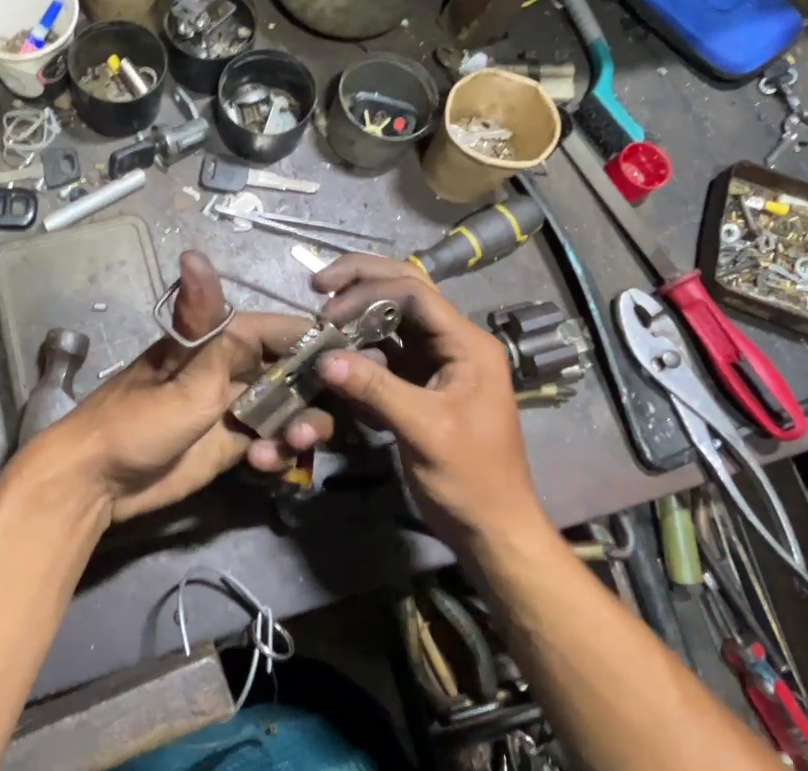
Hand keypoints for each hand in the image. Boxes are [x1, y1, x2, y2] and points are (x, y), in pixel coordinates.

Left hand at [35, 251, 331, 522]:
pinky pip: (272, 442)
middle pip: (294, 374)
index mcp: (220, 343)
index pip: (282, 331)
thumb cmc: (136, 422)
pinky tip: (262, 464)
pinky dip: (277, 452)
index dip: (317, 342)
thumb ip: (214, 327)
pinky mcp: (231, 445)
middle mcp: (232, 370)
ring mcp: (233, 409)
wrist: (96, 482)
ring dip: (299, 428)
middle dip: (314, 396)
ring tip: (287, 446)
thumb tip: (195, 252)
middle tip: (313, 423)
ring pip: (288, 411)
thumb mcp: (183, 376)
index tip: (357, 359)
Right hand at [311, 254, 549, 545]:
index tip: (327, 313)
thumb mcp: (424, 431)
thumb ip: (376, 389)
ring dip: (356, 312)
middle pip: (405, 290)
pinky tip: (333, 355)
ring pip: (392, 318)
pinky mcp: (419, 384)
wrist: (491, 527)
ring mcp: (436, 362)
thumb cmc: (471, 478)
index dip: (367, 293)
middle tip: (316, 283)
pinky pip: (385, 351)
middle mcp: (452, 342)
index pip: (414, 293)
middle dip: (361, 281)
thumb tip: (324, 359)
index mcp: (467, 344)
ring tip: (319, 318)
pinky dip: (358, 347)